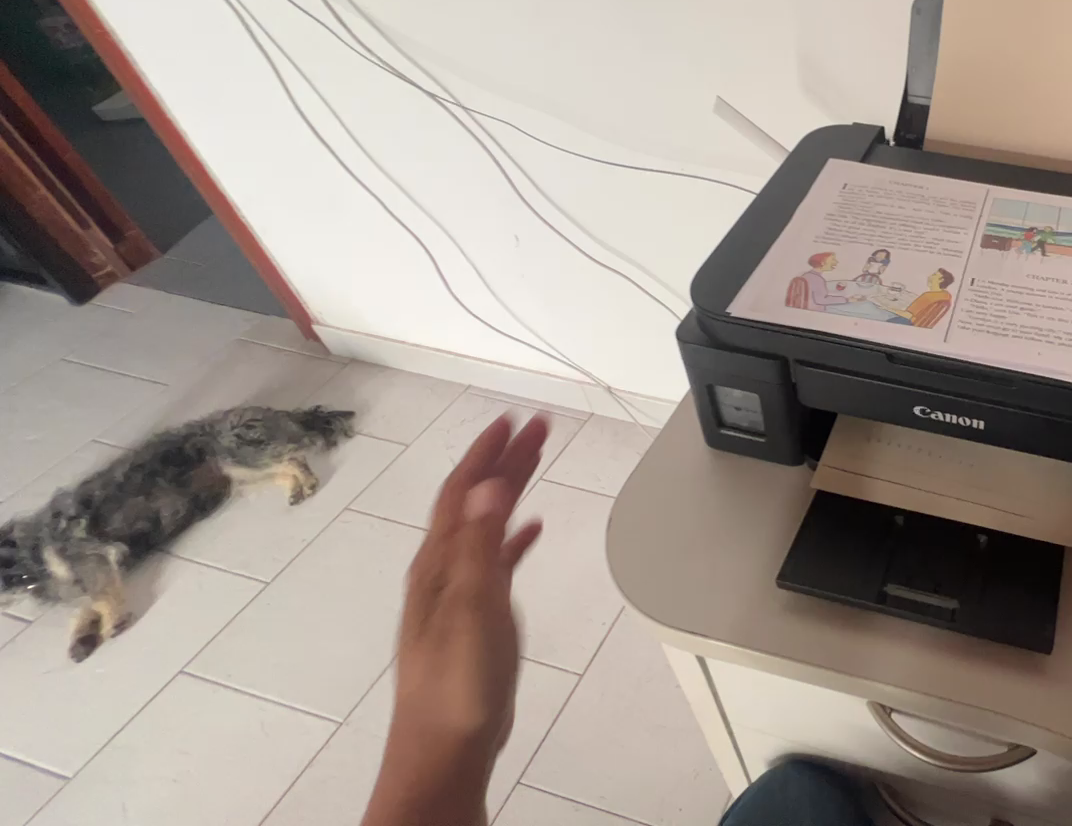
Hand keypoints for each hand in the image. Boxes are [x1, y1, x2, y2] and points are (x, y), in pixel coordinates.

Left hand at [391, 415, 547, 762]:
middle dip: (504, 459)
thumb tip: (487, 487)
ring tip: (536, 459)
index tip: (513, 419)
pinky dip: (514, 534)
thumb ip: (478, 548)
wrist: (444, 747)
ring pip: (487, 521)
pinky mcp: (478, 611)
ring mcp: (460, 590)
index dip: (486, 453)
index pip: (462, 492)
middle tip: (537, 427)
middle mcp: (445, 568)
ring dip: (510, 487)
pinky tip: (532, 528)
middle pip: (475, 500)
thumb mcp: (470, 610)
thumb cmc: (458, 681)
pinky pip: (498, 556)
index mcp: (441, 563)